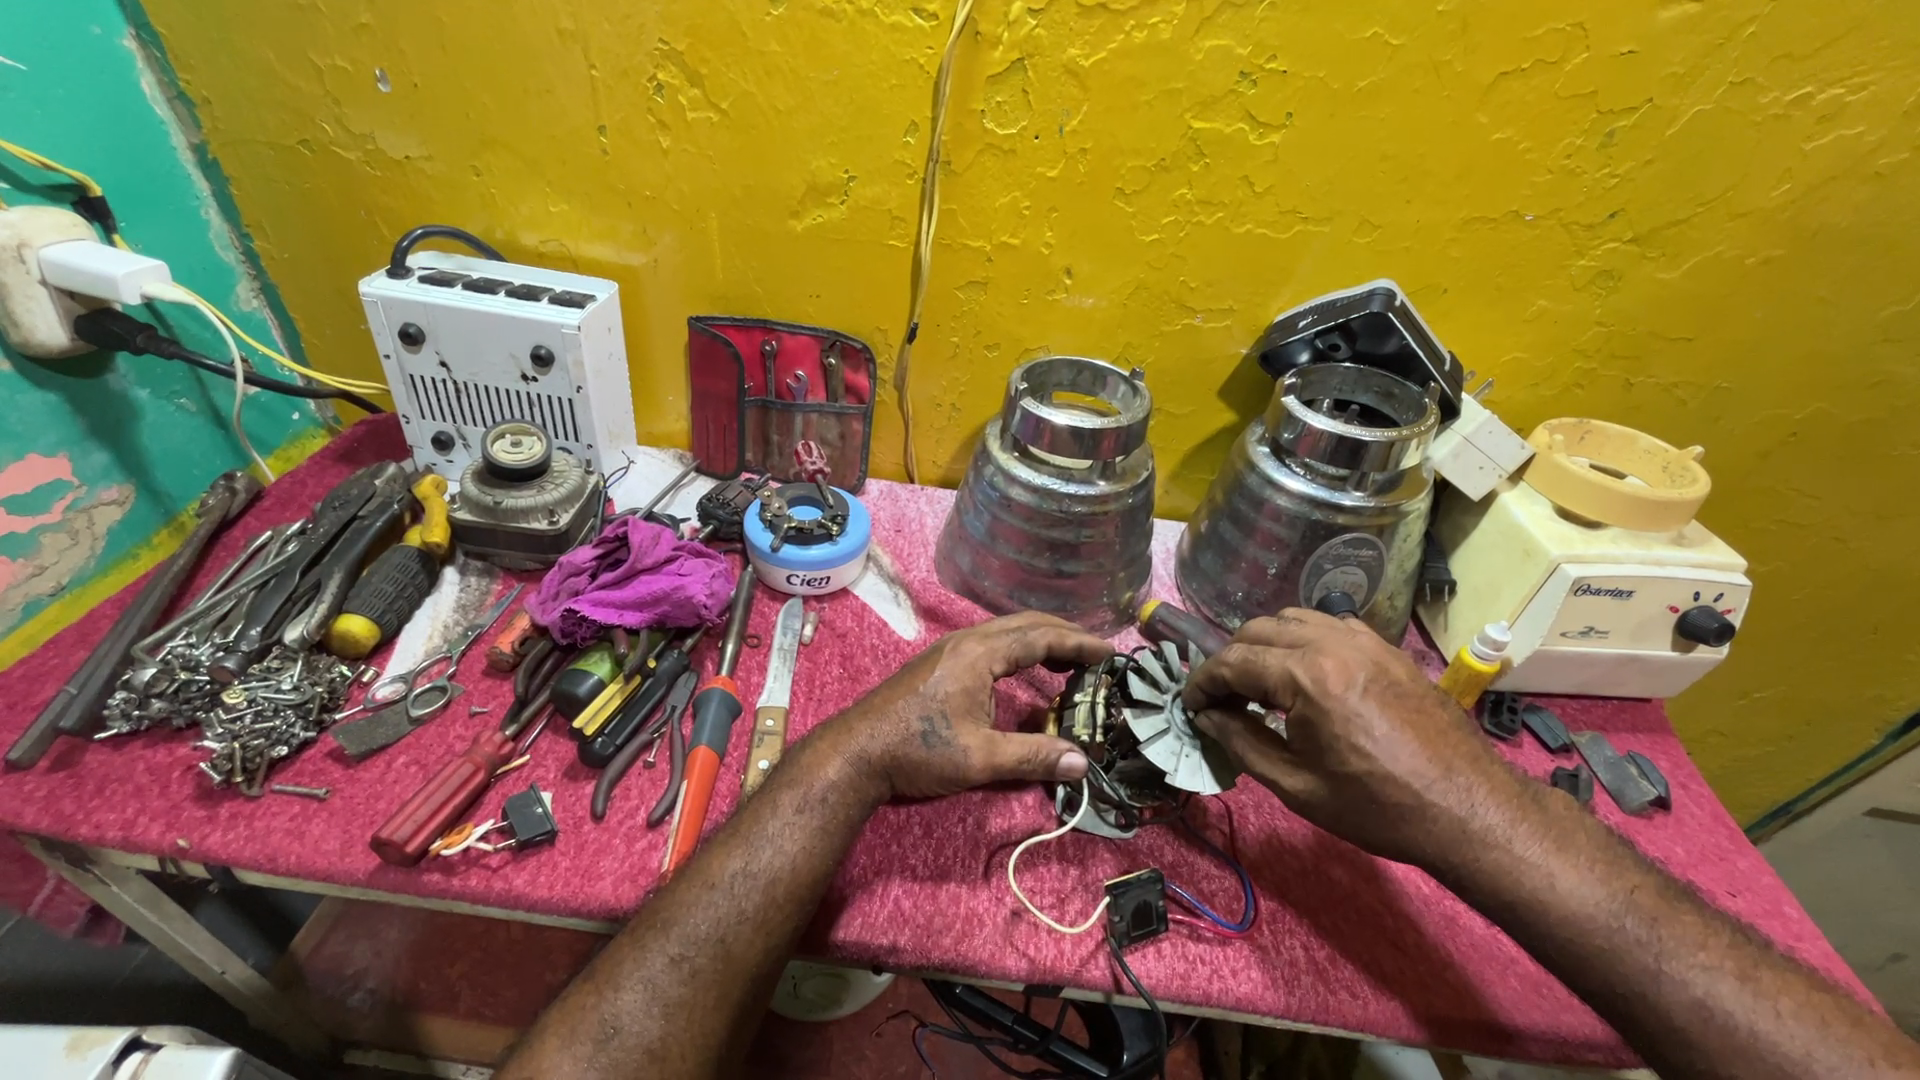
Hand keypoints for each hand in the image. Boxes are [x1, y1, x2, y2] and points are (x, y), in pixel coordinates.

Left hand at [828, 612, 1113, 801]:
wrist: (856, 751)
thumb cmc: (917, 751)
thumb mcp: (979, 758)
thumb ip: (1033, 756)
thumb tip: (1083, 763)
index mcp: (979, 653)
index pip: (1041, 637)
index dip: (1079, 644)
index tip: (1110, 653)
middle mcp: (966, 641)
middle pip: (1025, 625)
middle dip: (1064, 635)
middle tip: (1096, 653)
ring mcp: (949, 649)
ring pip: (1006, 632)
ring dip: (1040, 639)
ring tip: (1069, 660)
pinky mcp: (939, 663)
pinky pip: (991, 642)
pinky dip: (1019, 649)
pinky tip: (1023, 670)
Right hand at [1181, 609, 1526, 866]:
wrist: (1467, 810)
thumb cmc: (1377, 807)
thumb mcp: (1296, 786)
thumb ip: (1241, 742)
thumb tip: (1206, 717)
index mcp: (1307, 677)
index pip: (1232, 662)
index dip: (1202, 682)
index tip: (1189, 705)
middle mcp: (1332, 644)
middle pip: (1256, 630)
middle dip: (1228, 660)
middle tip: (1220, 699)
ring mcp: (1364, 641)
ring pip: (1291, 618)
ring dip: (1263, 644)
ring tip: (1257, 683)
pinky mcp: (1386, 649)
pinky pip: (1329, 624)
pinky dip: (1301, 639)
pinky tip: (1302, 673)